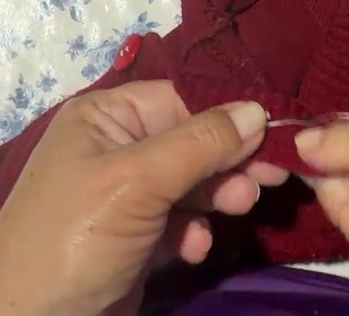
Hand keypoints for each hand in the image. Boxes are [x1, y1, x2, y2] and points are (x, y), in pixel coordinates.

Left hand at [0, 81, 287, 314]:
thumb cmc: (77, 235)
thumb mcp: (139, 180)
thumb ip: (201, 143)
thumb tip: (257, 109)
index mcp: (106, 116)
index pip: (179, 99)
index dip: (225, 114)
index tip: (271, 132)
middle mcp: (115, 147)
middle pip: (189, 140)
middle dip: (227, 159)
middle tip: (271, 177)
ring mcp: (123, 195)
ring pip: (188, 182)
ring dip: (216, 195)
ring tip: (241, 207)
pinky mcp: (131, 238)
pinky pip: (175, 221)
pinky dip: (191, 231)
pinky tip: (195, 248)